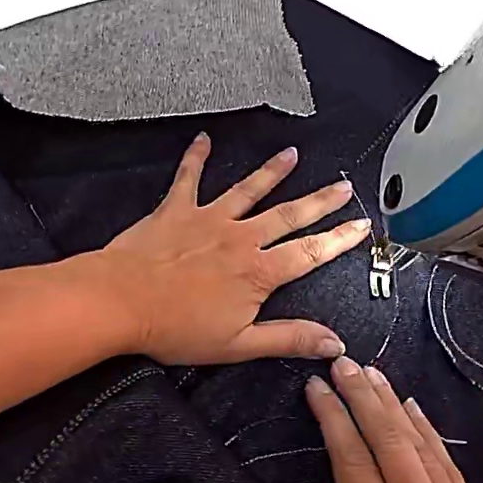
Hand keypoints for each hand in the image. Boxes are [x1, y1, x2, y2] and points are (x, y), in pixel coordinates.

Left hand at [96, 133, 372, 365]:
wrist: (121, 302)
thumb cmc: (177, 328)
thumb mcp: (239, 344)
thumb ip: (288, 339)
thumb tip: (334, 342)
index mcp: (258, 271)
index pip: (310, 252)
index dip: (339, 239)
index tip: (361, 225)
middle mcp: (240, 238)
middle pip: (289, 214)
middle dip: (320, 200)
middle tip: (343, 184)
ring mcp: (209, 219)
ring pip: (248, 190)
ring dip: (272, 171)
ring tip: (292, 154)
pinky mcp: (177, 209)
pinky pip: (189, 178)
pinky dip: (196, 157)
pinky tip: (204, 139)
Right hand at [280, 359, 482, 482]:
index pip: (352, 462)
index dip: (333, 418)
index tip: (318, 390)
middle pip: (389, 441)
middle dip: (362, 396)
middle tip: (343, 363)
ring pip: (422, 446)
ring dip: (395, 405)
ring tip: (373, 375)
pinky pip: (452, 467)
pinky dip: (431, 433)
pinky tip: (418, 413)